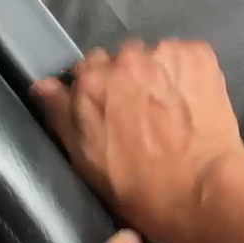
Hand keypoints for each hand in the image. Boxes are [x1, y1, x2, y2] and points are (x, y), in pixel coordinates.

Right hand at [31, 40, 243, 242]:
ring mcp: (164, 52)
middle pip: (121, 58)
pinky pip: (185, 54)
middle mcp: (124, 58)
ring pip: (154, 55)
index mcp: (91, 82)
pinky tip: (192, 98)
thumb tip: (42, 84)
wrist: (201, 191)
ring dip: (158, 72)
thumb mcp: (86, 161)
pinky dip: (186, 71)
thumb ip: (61, 116)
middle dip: (127, 78)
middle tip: (141, 109)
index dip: (98, 90)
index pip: (86, 69)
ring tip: (170, 105)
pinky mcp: (198, 52)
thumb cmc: (137, 187)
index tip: (110, 109)